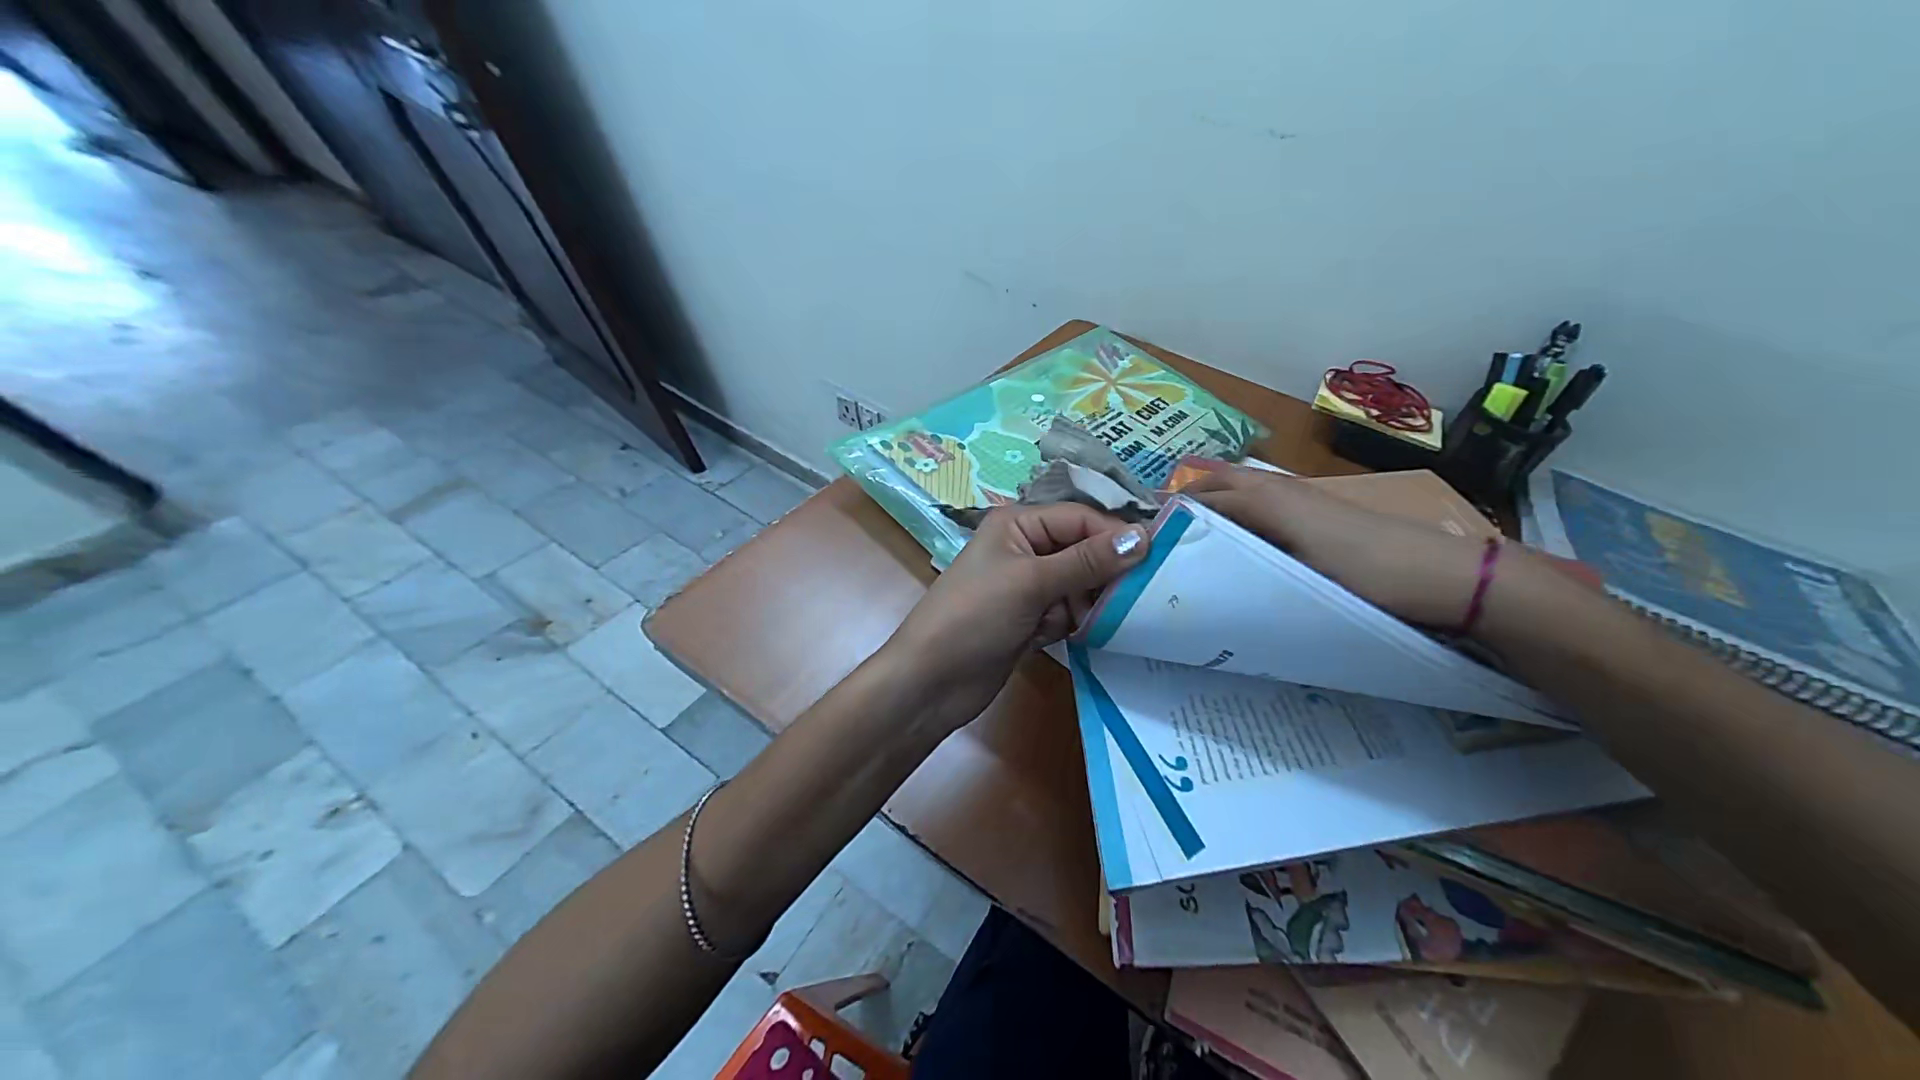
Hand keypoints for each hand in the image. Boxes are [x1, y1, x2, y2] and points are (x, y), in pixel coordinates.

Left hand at [885, 504, 1146, 731]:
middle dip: (1104, 574)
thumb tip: (1143, 535)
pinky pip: (1070, 611)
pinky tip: (1076, 635)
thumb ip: (1087, 560)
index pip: (1080, 519)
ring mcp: (1028, 585)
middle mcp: (1025, 547)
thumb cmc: (975, 617)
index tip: (1158, 560)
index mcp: (1018, 523)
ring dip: (1090, 602)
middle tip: (1135, 596)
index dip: (1116, 537)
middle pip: (1084, 550)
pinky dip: (1078, 622)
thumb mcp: (1032, 582)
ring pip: (1081, 584)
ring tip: (1091, 621)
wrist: (932, 682)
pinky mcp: (1031, 618)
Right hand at [1180, 467, 1489, 627]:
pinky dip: (1234, 518)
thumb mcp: (1293, 568)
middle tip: (1158, 537)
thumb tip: (1192, 561)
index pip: (1201, 496)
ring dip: (1210, 509)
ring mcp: (1299, 500)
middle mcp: (1277, 489)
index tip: (1141, 538)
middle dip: (1186, 503)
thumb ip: (1238, 556)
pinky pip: (1258, 509)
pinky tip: (1232, 546)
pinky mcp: (1315, 517)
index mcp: (1265, 496)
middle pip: (1217, 487)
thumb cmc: (1364, 569)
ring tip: (1185, 541)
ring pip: (1238, 496)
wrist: (1441, 577)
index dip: (1170, 513)